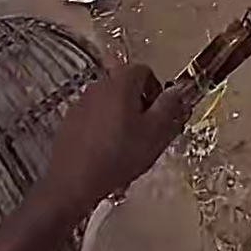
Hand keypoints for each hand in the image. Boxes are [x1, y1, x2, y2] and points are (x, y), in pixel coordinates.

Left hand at [39, 62, 195, 212]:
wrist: (74, 179)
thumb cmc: (120, 153)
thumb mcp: (154, 133)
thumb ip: (168, 107)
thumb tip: (179, 89)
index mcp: (122, 81)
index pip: (145, 71)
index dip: (156, 90)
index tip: (159, 115)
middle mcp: (100, 83)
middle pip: (126, 85)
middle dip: (139, 104)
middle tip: (145, 132)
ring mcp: (82, 99)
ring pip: (110, 101)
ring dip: (121, 115)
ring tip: (126, 144)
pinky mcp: (71, 117)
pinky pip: (94, 115)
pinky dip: (103, 126)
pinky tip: (105, 151)